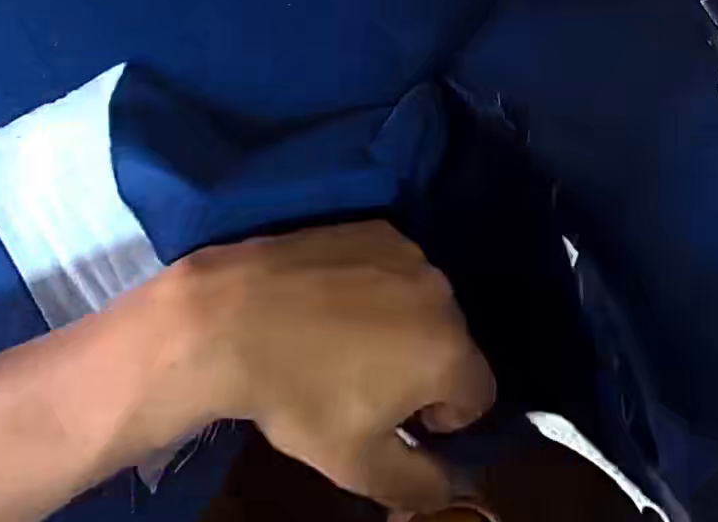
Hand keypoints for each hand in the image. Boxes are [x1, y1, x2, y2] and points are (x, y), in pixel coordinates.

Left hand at [160, 221, 494, 514]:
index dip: (446, 417)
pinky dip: (379, 283)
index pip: (479, 393)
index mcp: (449, 351)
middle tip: (369, 380)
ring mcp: (408, 253)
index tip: (401, 418)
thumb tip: (452, 488)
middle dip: (424, 366)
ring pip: (423, 300)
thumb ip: (419, 486)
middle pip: (452, 342)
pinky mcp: (378, 228)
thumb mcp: (358, 464)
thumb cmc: (301, 394)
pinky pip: (395, 265)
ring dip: (403, 321)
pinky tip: (334, 296)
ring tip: (347, 335)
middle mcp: (441, 292)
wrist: (238, 315)